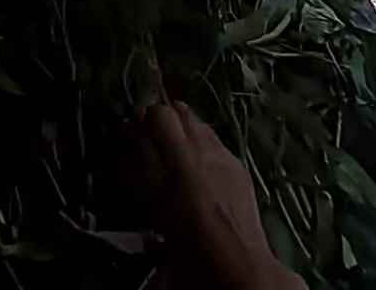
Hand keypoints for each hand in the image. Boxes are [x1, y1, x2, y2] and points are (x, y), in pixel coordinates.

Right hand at [145, 100, 304, 289]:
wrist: (239, 266)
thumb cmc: (191, 242)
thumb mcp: (157, 203)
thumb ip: (147, 163)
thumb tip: (139, 137)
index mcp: (179, 156)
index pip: (158, 114)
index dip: (145, 117)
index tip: (136, 126)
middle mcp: (202, 148)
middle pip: (179, 110)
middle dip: (164, 115)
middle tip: (153, 132)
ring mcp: (221, 154)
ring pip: (197, 121)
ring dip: (183, 126)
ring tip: (174, 146)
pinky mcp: (236, 165)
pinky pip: (213, 140)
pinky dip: (201, 142)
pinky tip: (197, 163)